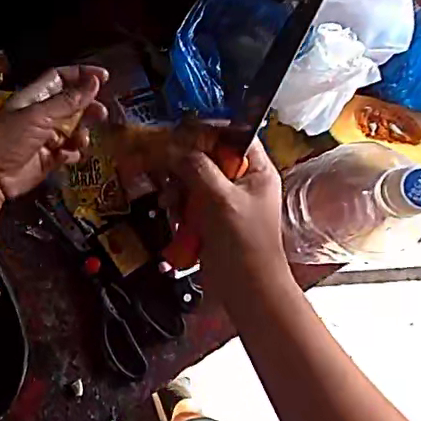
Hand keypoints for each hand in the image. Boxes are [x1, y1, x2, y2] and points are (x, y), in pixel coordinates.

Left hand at [0, 65, 108, 207]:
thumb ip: (68, 101)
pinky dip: (72, 153)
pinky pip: (67, 152)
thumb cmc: (8, 139)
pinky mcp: (47, 160)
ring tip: (81, 139)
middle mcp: (40, 115)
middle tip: (101, 113)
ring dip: (81, 132)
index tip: (104, 77)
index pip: (60, 78)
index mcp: (34, 97)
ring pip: (72, 129)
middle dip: (87, 107)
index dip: (81, 75)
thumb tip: (94, 82)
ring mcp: (43, 138)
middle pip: (70, 105)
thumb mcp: (38, 115)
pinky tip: (69, 155)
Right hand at [175, 140, 289, 298]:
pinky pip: (187, 200)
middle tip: (163, 163)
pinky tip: (171, 211)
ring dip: (177, 186)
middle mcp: (240, 181)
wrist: (246, 289)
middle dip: (184, 162)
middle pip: (207, 156)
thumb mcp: (221, 199)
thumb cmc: (244, 243)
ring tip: (169, 198)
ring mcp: (223, 200)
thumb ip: (198, 169)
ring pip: (192, 178)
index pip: (234, 135)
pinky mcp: (208, 218)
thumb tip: (174, 148)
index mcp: (256, 170)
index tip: (180, 131)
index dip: (208, 130)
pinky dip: (177, 204)